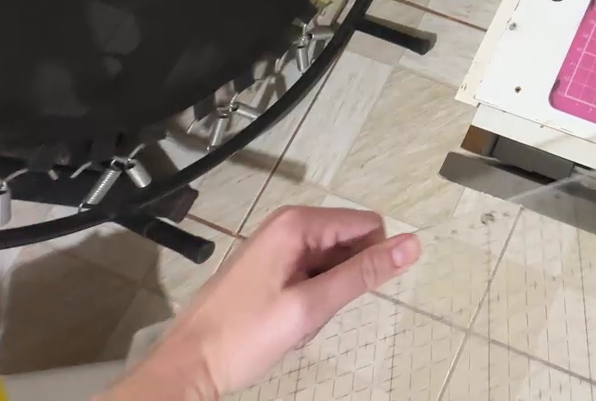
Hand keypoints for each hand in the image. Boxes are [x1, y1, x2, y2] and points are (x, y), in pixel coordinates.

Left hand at [102, 207, 420, 399]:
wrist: (181, 374)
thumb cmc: (243, 338)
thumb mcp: (309, 308)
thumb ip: (363, 273)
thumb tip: (414, 244)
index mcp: (299, 222)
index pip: (368, 225)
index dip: (367, 261)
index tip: (339, 297)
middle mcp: (289, 222)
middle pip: (349, 240)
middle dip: (342, 278)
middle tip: (314, 313)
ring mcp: (277, 242)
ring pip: (332, 257)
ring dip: (326, 289)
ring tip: (297, 320)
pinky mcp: (269, 262)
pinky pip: (311, 268)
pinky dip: (310, 293)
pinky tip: (288, 318)